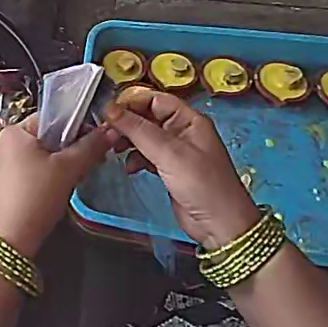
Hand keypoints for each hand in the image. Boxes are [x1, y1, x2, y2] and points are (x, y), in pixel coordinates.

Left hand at [0, 116, 120, 257]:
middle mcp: (7, 141)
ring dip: (66, 163)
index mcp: (15, 130)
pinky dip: (53, 173)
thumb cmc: (36, 196)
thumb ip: (91, 147)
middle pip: (50, 135)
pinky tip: (65, 186)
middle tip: (93, 161)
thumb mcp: (68, 168)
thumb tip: (112, 130)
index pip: (53, 117)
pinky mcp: (10, 180)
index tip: (98, 140)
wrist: (10, 239)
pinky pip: (37, 167)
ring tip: (80, 175)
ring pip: (46, 153)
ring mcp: (7, 161)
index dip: (79, 126)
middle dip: (73, 148)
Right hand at [102, 86, 261, 248]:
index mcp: (189, 120)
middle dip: (126, 124)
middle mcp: (182, 132)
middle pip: (147, 117)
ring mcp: (175, 152)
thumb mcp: (169, 153)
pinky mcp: (169, 170)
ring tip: (114, 149)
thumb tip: (111, 109)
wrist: (220, 226)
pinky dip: (134, 159)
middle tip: (107, 133)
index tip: (109, 112)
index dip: (131, 103)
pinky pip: (145, 156)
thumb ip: (138, 129)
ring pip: (144, 137)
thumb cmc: (204, 185)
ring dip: (127, 141)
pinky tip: (129, 167)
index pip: (155, 100)